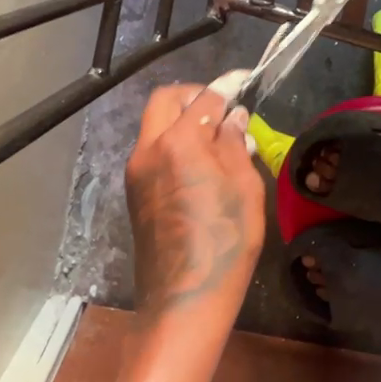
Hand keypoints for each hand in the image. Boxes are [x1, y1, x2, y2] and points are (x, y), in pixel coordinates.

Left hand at [124, 77, 265, 319]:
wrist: (184, 302)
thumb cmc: (225, 243)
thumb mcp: (245, 189)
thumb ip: (235, 145)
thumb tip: (232, 119)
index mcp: (179, 142)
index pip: (205, 98)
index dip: (229, 86)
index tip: (245, 79)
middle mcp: (149, 148)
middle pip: (166, 100)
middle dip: (195, 95)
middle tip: (222, 108)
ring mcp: (136, 171)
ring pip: (155, 124)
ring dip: (182, 119)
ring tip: (216, 138)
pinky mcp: (135, 192)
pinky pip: (153, 149)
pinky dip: (174, 142)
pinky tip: (200, 163)